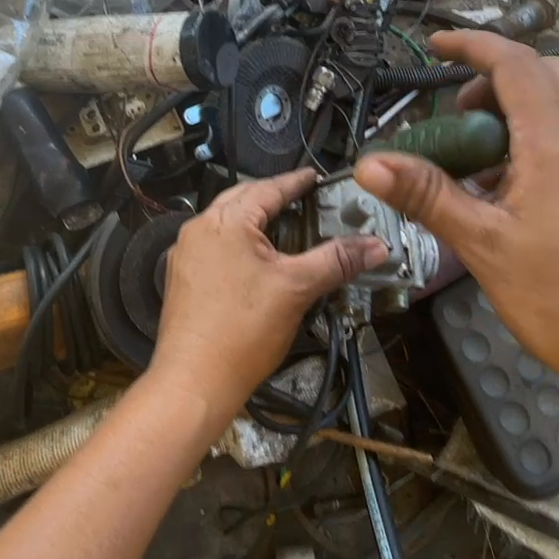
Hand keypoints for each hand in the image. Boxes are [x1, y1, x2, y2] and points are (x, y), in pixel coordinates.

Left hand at [149, 170, 386, 422]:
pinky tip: (254, 260)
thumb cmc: (243, 330)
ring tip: (281, 224)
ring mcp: (185, 254)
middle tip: (301, 198)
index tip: (314, 177)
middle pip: (241, 200)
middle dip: (271, 196)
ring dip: (252, 219)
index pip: (267, 189)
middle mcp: (199, 229)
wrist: (194, 382)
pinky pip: (214, 247)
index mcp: (225, 221)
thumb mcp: (296, 289)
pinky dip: (237, 243)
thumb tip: (376, 246)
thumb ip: (336, 261)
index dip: (295, 182)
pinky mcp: (182, 279)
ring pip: (225, 223)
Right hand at [352, 31, 558, 402]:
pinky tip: (513, 197)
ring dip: (517, 111)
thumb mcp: (484, 247)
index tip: (436, 44)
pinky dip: (537, 142)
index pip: (515, 64)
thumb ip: (428, 196)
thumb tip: (369, 165)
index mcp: (556, 146)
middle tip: (458, 116)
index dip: (473, 44)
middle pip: (547, 73)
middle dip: (495, 77)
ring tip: (479, 164)